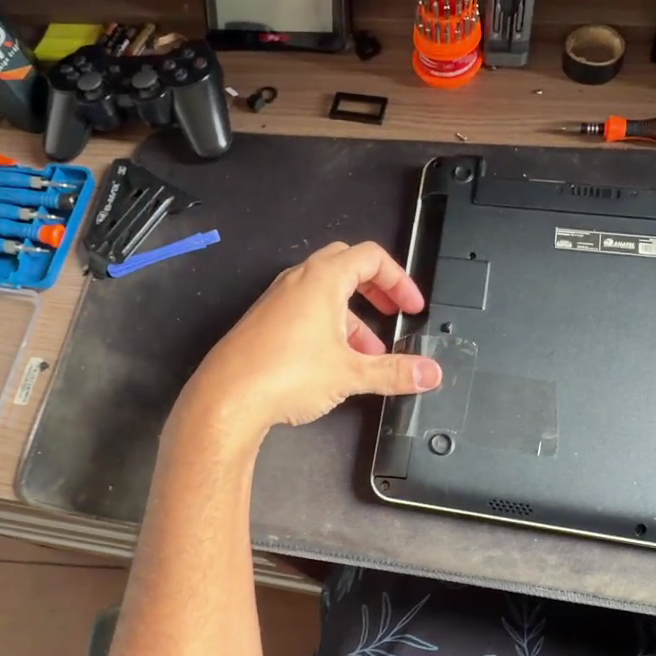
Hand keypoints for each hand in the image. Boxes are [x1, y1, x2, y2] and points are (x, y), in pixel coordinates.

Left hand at [178, 241, 441, 434]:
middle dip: (375, 289)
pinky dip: (327, 326)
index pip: (370, 257)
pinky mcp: (264, 323)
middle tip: (393, 311)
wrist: (227, 398)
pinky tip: (335, 362)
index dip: (398, 278)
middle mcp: (297, 282)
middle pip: (346, 267)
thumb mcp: (350, 374)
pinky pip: (303, 311)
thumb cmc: (282, 373)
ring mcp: (277, 301)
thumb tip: (428, 373)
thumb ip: (394, 371)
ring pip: (324, 294)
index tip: (411, 304)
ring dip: (352, 315)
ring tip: (370, 351)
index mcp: (322, 279)